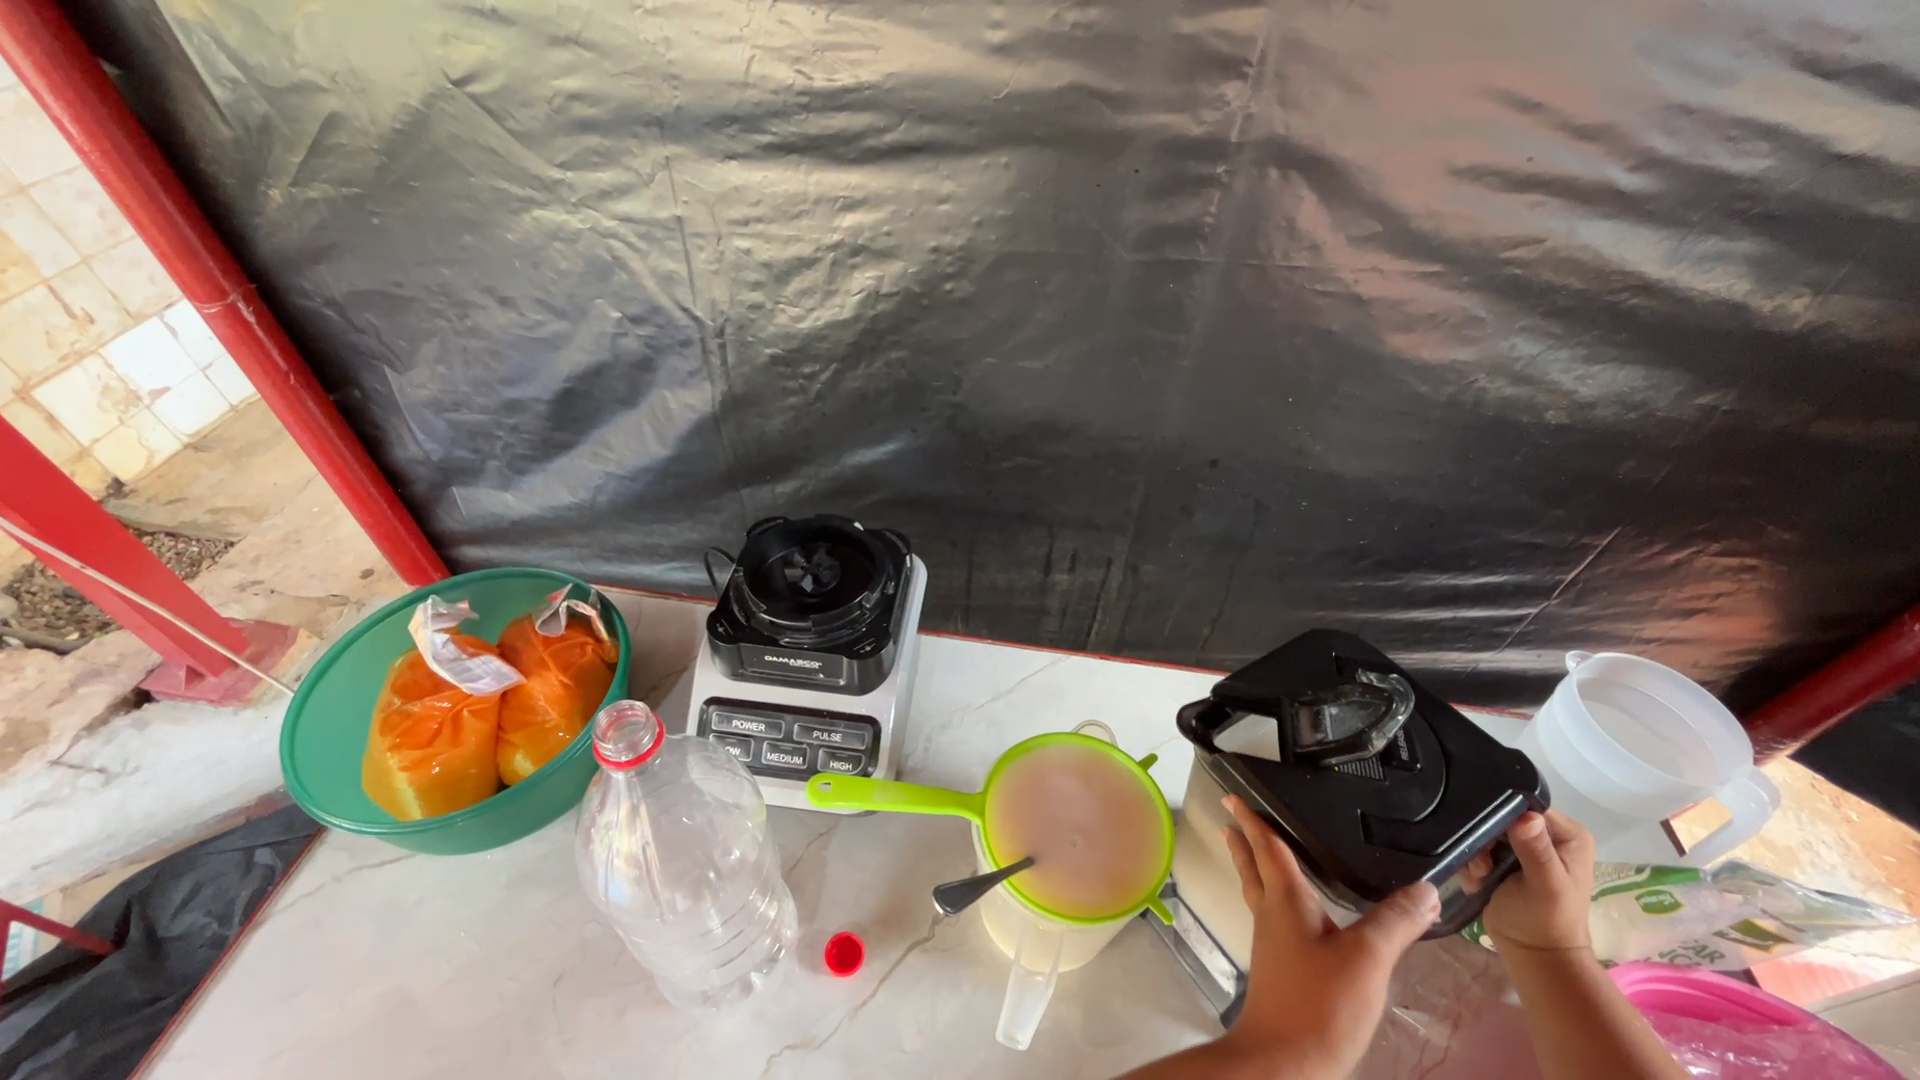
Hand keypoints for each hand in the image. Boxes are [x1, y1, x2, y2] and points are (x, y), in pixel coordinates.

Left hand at [1218, 795, 1440, 1078]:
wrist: (1284, 1063)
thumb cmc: (1318, 1004)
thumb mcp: (1366, 959)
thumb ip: (1395, 922)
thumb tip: (1426, 889)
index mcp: (1285, 901)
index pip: (1267, 849)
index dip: (1253, 820)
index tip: (1233, 794)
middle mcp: (1271, 915)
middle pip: (1254, 867)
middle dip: (1245, 841)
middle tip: (1233, 817)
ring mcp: (1272, 943)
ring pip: (1261, 892)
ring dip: (1258, 868)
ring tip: (1257, 852)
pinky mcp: (1280, 968)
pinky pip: (1276, 918)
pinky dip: (1279, 900)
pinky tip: (1298, 913)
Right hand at [1463, 809, 1595, 953]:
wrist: (1533, 954)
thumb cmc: (1546, 921)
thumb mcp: (1546, 886)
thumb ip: (1537, 851)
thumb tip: (1527, 816)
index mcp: (1567, 835)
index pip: (1526, 804)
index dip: (1502, 815)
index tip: (1487, 839)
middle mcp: (1546, 835)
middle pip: (1500, 816)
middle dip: (1484, 838)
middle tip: (1482, 865)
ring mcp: (1524, 847)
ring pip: (1484, 831)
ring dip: (1475, 853)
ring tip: (1479, 876)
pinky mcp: (1504, 859)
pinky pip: (1478, 846)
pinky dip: (1473, 863)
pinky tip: (1477, 880)